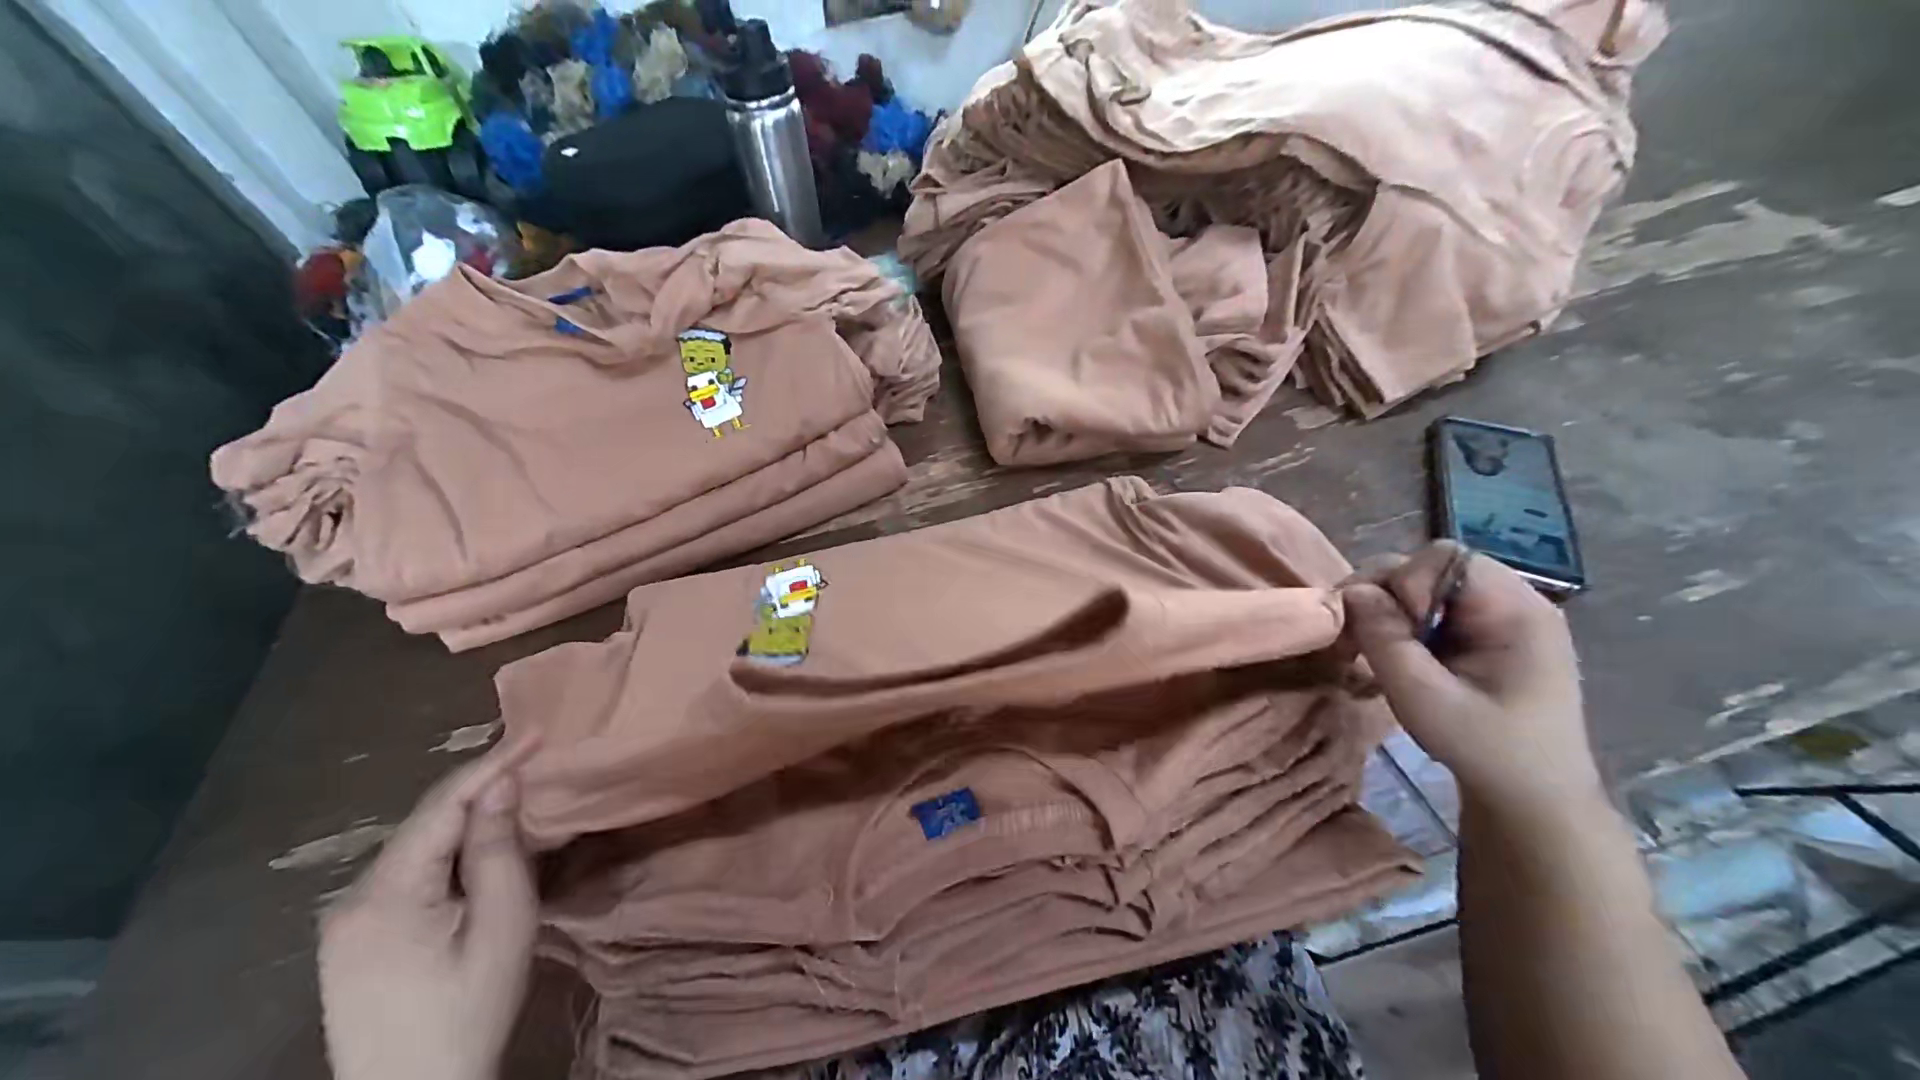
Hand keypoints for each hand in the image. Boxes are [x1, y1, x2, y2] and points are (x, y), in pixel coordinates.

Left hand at [318, 740, 539, 1079]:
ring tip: (516, 789)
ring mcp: (348, 919)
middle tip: (533, 755)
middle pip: (426, 822)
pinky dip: (449, 846)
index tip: (537, 731)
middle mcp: (353, 897)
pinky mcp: (356, 936)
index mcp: (385, 894)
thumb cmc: (470, 1009)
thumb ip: (500, 849)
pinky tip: (478, 842)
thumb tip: (503, 784)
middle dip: (480, 785)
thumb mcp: (503, 925)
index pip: (443, 806)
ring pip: (418, 844)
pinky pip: (410, 870)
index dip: (493, 763)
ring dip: (466, 814)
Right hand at [1340, 542, 1601, 814]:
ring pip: (1422, 585)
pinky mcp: (1481, 635)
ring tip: (1372, 648)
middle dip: (1385, 594)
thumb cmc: (1485, 749)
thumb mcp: (1423, 698)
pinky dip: (1400, 623)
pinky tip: (1393, 654)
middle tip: (1359, 637)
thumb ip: (1384, 638)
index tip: (1392, 630)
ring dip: (1387, 611)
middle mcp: (1511, 601)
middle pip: (1429, 566)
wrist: (1533, 799)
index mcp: (1516, 610)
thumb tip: (1350, 592)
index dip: (1404, 582)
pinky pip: (1428, 607)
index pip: (1445, 558)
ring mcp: (1497, 617)